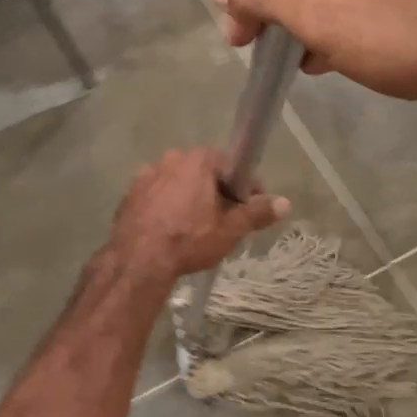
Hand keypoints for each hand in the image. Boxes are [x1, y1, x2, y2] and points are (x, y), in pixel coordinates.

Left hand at [106, 149, 288, 279]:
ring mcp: (147, 173)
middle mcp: (171, 158)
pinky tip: (171, 227)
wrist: (138, 259)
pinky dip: (167, 204)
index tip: (250, 208)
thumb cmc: (189, 239)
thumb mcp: (229, 230)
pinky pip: (158, 193)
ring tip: (197, 226)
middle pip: (204, 172)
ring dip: (190, 197)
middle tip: (226, 219)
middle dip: (217, 191)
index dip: (245, 187)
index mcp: (198, 160)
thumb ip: (256, 213)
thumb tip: (285, 202)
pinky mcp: (131, 191)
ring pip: (179, 182)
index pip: (232, 165)